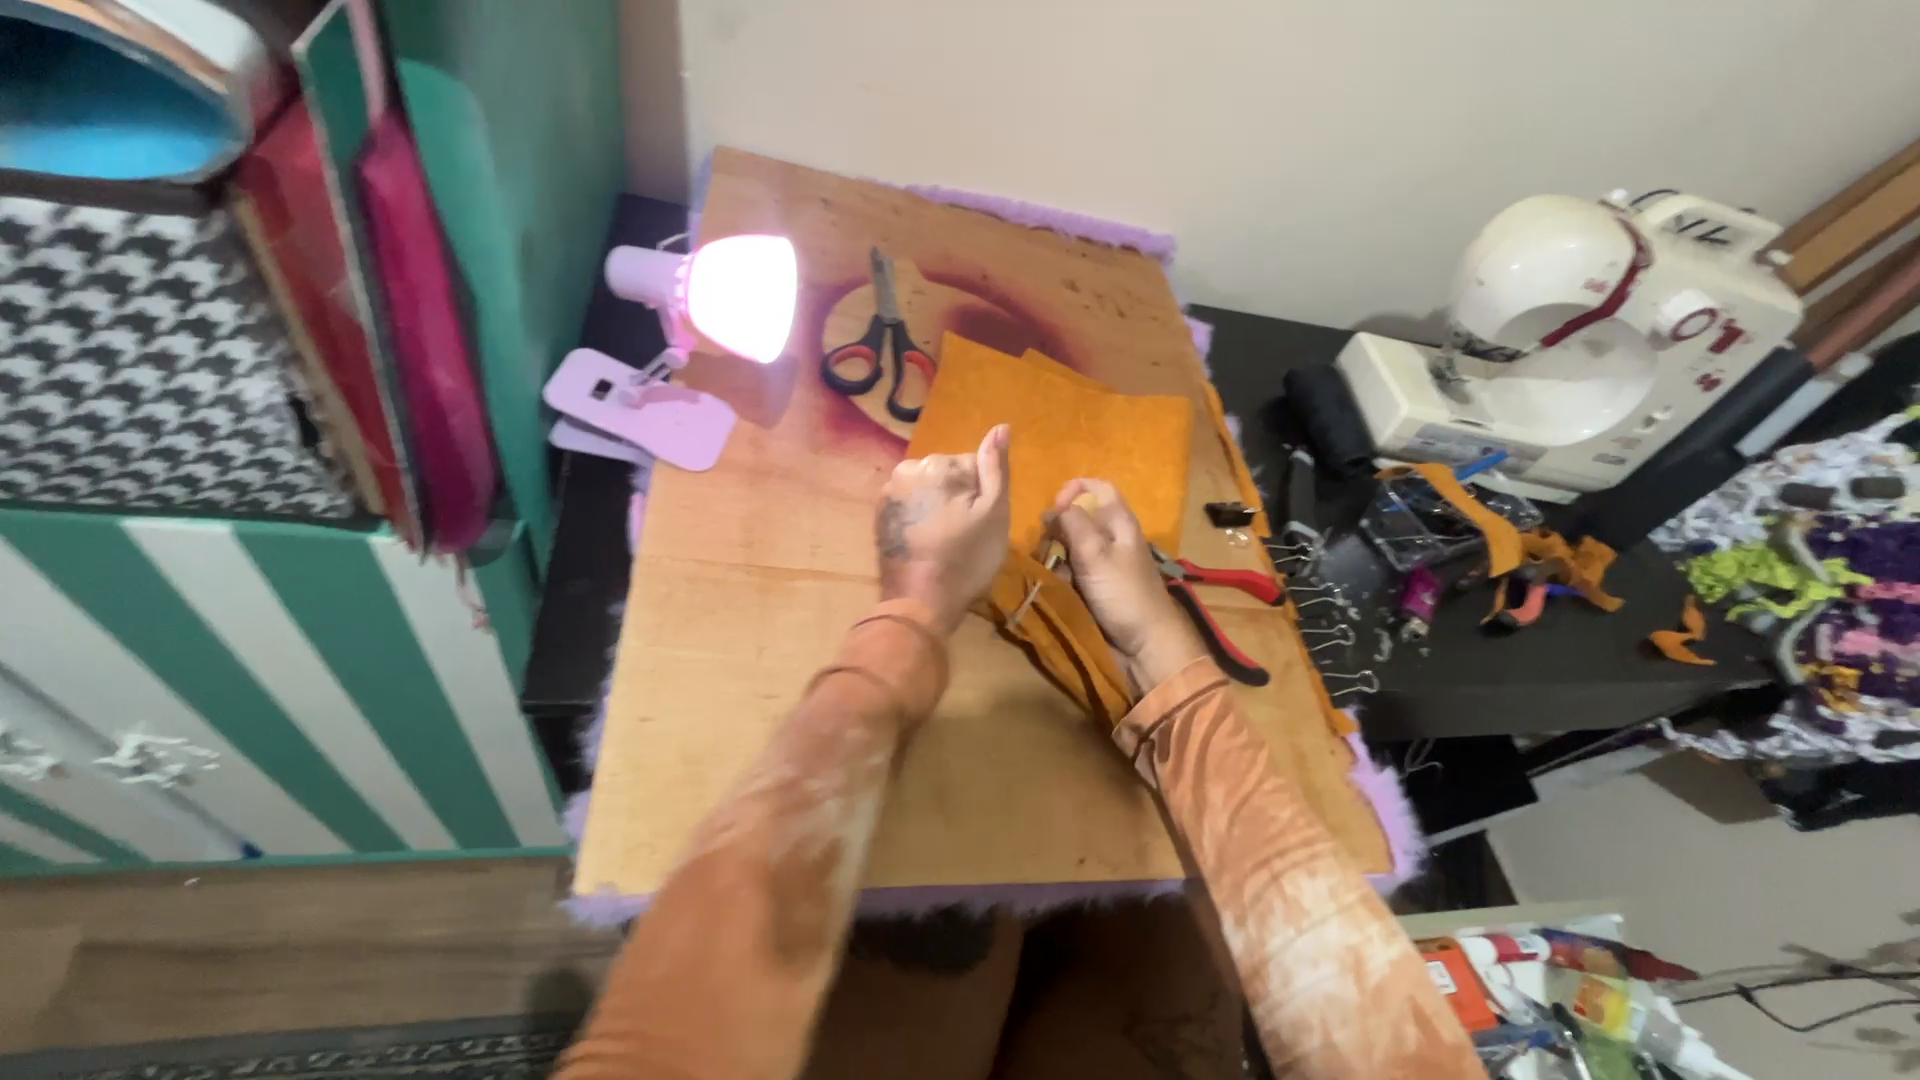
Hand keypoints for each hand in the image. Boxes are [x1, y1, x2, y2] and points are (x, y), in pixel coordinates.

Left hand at [876, 425, 1011, 633]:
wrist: (919, 602)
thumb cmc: (966, 559)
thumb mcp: (994, 513)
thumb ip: (996, 467)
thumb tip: (1001, 427)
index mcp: (937, 464)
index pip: (973, 464)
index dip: (983, 493)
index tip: (980, 521)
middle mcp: (907, 469)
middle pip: (947, 473)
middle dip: (958, 496)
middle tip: (965, 533)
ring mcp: (889, 492)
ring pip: (927, 488)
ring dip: (938, 505)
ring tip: (946, 539)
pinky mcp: (879, 515)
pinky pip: (910, 504)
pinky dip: (920, 517)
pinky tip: (927, 542)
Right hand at [1047, 479, 1205, 693]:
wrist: (1144, 644)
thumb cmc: (1123, 594)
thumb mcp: (1095, 554)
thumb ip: (1073, 524)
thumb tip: (1054, 509)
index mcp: (1120, 523)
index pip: (1098, 488)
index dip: (1074, 489)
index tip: (1054, 507)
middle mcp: (1113, 538)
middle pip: (1080, 517)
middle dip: (1058, 526)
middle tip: (1045, 543)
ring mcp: (1105, 563)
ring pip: (1072, 545)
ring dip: (1056, 553)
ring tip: (1047, 566)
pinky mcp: (1097, 586)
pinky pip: (1073, 570)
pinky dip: (1062, 574)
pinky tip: (1056, 585)